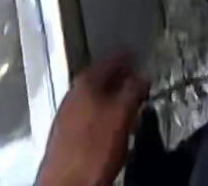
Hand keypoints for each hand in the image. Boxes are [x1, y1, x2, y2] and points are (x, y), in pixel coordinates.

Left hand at [37, 54, 147, 185]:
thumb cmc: (95, 148)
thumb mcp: (122, 114)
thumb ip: (135, 89)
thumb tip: (143, 76)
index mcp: (86, 81)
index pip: (113, 59)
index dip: (131, 59)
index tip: (145, 61)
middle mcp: (72, 93)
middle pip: (102, 77)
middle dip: (122, 80)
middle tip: (141, 85)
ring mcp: (65, 115)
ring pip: (95, 97)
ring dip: (112, 98)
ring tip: (130, 106)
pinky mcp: (62, 136)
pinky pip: (88, 114)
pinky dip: (102, 113)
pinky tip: (111, 125)